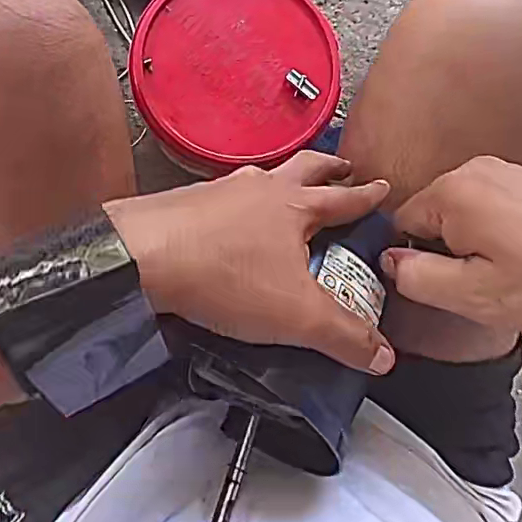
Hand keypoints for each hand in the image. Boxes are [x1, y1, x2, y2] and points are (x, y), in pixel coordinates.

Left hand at [104, 152, 395, 373]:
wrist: (139, 256)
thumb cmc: (222, 274)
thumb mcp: (296, 316)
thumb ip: (344, 336)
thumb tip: (382, 355)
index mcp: (295, 206)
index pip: (345, 198)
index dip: (367, 195)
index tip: (381, 187)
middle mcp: (261, 189)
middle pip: (307, 167)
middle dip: (330, 167)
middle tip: (343, 168)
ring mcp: (222, 191)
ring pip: (264, 176)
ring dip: (283, 179)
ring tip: (288, 188)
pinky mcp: (188, 203)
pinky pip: (225, 194)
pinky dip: (239, 200)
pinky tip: (232, 217)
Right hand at [381, 156, 521, 337]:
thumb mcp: (479, 297)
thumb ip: (417, 279)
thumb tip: (390, 263)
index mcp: (455, 192)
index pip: (400, 226)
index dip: (417, 263)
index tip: (448, 289)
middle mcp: (477, 170)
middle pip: (433, 219)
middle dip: (450, 255)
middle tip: (488, 288)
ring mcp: (509, 172)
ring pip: (464, 219)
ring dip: (478, 250)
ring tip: (518, 277)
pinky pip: (494, 213)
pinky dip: (503, 240)